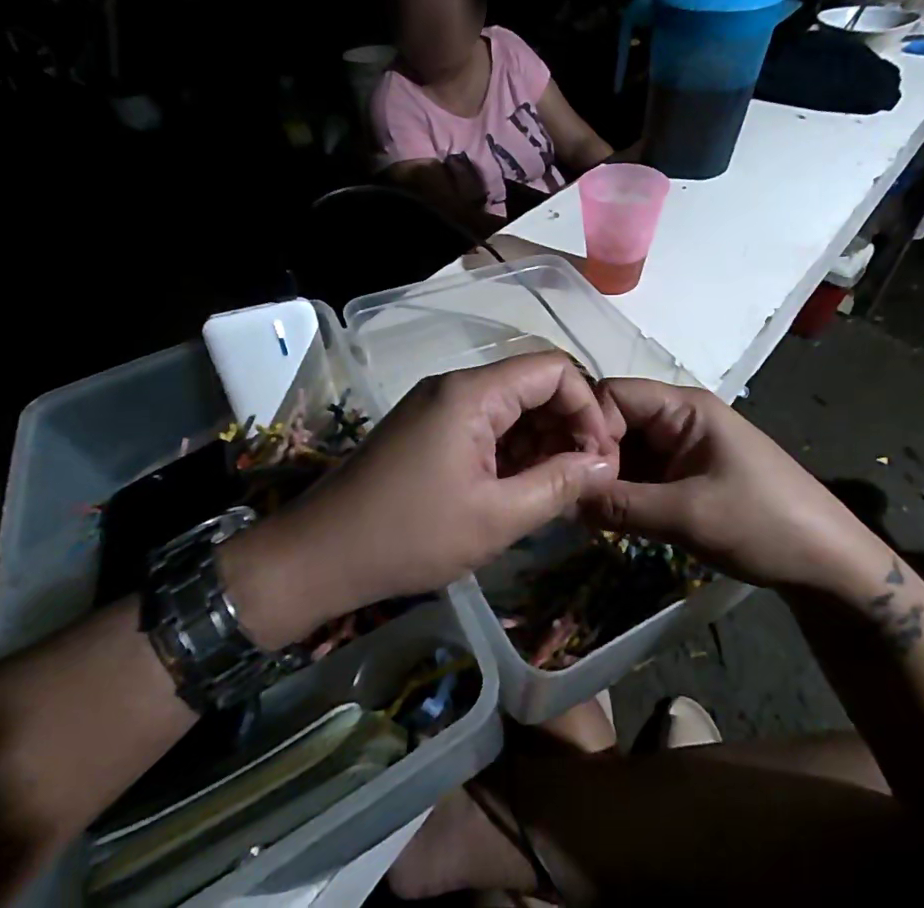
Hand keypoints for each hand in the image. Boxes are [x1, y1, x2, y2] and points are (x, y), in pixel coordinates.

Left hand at [221, 352, 619, 646]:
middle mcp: (453, 387)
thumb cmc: (410, 536)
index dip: (586, 406)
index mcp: (471, 393)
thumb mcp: (496, 517)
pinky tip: (523, 488)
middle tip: (585, 477)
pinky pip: (482, 427)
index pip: (552, 369)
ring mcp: (436, 408)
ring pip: (508, 409)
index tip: (600, 456)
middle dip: (567, 425)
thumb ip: (558, 485)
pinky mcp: (425, 431)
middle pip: (531, 385)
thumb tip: (603, 463)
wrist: (320, 554)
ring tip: (559, 488)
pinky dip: (510, 452)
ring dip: (540, 442)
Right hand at [584, 379, 890, 593]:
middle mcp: (677, 420)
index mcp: (683, 408)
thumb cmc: (764, 524)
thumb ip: (621, 505)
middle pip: (614, 423)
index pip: (613, 395)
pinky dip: (620, 495)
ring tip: (582, 514)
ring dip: (603, 480)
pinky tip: (605, 520)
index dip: (587, 428)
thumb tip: (563, 500)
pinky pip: (638, 476)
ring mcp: (680, 450)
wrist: (826, 563)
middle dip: (590, 458)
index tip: (573, 473)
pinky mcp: (682, 477)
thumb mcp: (688, 515)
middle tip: (571, 499)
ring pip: (623, 453)